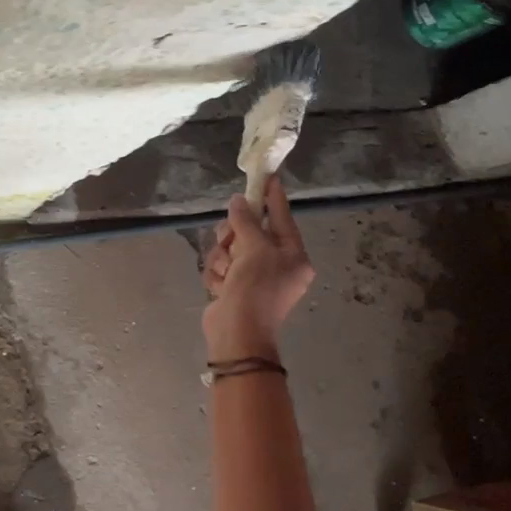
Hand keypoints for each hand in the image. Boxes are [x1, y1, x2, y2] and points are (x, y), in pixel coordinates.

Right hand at [202, 178, 313, 361]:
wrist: (238, 334)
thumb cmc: (256, 289)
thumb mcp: (254, 248)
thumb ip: (245, 221)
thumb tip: (238, 201)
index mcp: (293, 255)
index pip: (281, 217)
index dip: (272, 196)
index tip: (268, 176)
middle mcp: (277, 264)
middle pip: (249, 231)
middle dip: (233, 235)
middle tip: (228, 240)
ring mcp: (255, 277)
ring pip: (230, 247)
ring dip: (222, 257)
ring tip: (224, 273)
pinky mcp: (235, 287)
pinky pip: (221, 266)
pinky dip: (217, 274)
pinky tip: (220, 288)